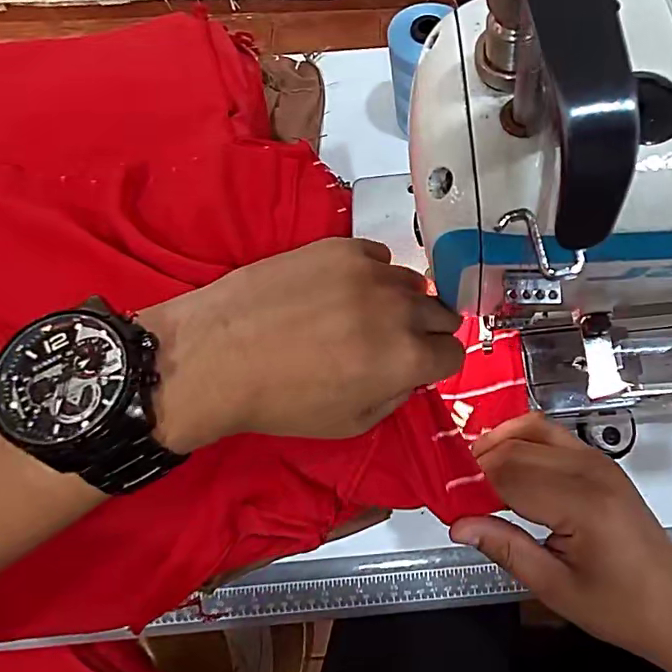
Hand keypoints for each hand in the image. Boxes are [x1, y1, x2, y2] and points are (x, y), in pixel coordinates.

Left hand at [134, 238, 463, 451]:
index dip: (436, 363)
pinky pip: (379, 258)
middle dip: (425, 331)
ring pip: (413, 283)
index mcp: (407, 358)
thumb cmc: (281, 401)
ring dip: (399, 301)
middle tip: (390, 341)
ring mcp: (371, 272)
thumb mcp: (352, 423)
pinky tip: (339, 291)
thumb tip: (412, 372)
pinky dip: (370, 275)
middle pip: (442, 313)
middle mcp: (400, 309)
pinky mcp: (343, 247)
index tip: (419, 364)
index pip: (455, 352)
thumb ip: (398, 396)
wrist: (216, 356)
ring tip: (360, 314)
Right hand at [449, 414, 671, 670]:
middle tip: (453, 486)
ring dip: (500, 444)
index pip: (509, 473)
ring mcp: (600, 462)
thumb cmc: (621, 607)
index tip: (446, 495)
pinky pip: (554, 435)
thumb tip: (460, 524)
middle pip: (518, 447)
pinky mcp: (602, 462)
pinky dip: (524, 441)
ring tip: (475, 472)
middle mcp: (592, 472)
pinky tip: (508, 464)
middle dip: (480, 461)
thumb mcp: (554, 587)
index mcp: (582, 504)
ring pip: (534, 430)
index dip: (471, 480)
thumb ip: (504, 548)